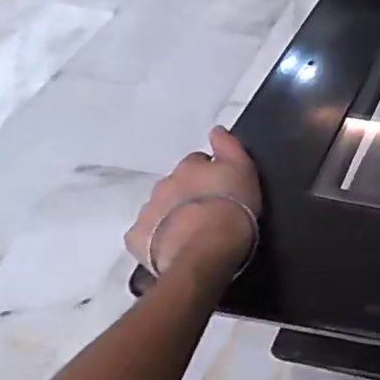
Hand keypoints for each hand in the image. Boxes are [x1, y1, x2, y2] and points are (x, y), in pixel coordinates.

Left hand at [124, 127, 261, 288]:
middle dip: (186, 193)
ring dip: (171, 214)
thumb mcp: (243, 170)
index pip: (197, 161)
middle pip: (175, 185)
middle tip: (206, 210)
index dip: (209, 173)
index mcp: (189, 167)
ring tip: (190, 232)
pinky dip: (155, 238)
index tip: (220, 186)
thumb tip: (216, 130)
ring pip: (159, 208)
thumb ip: (229, 146)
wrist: (207, 249)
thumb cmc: (232, 207)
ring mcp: (148, 211)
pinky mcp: (137, 239)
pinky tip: (169, 247)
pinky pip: (145, 235)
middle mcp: (164, 184)